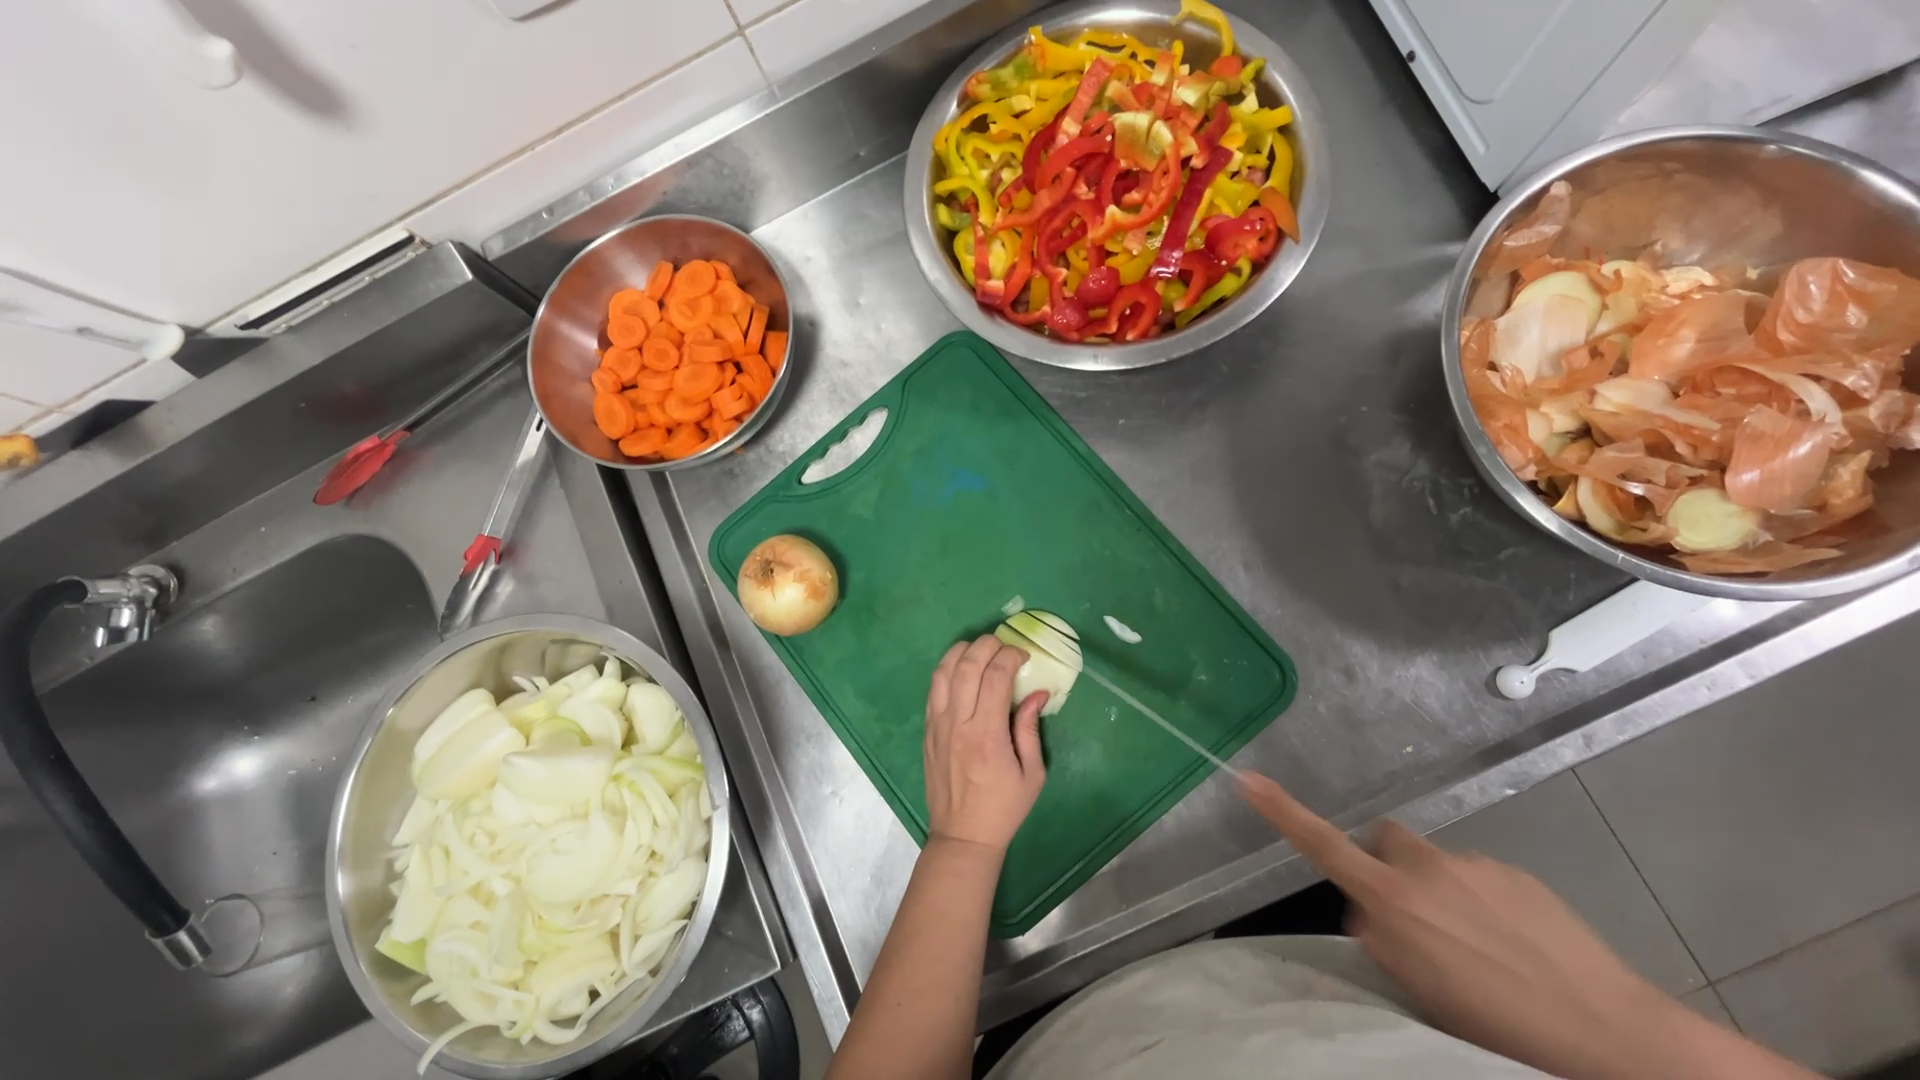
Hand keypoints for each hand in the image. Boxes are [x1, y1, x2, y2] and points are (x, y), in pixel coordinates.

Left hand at [923, 636, 1048, 852]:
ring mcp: (937, 726)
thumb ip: (1031, 729)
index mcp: (987, 734)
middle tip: (1003, 644)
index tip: (1023, 655)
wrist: (962, 835)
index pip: (995, 677)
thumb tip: (1037, 692)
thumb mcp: (1032, 773)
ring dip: (961, 652)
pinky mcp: (927, 731)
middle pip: (966, 666)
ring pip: (942, 673)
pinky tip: (961, 668)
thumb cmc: (1004, 807)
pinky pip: (933, 690)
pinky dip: (946, 671)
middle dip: (986, 645)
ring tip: (980, 648)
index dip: (1010, 657)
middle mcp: (958, 724)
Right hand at [1236, 771, 1805, 1079]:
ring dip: (1435, 887)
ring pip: (1432, 862)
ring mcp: (1474, 864)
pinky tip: (1511, 943)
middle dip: (1384, 863)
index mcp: (1394, 900)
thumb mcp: (1417, 988)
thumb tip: (1372, 911)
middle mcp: (1426, 868)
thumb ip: (1382, 936)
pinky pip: (1477, 874)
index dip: (1282, 812)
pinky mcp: (1515, 871)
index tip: (1248, 779)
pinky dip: (1479, 900)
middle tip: (1407, 912)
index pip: (1323, 846)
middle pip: (1383, 840)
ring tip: (1473, 941)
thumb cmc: (1495, 1023)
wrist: (1605, 1031)